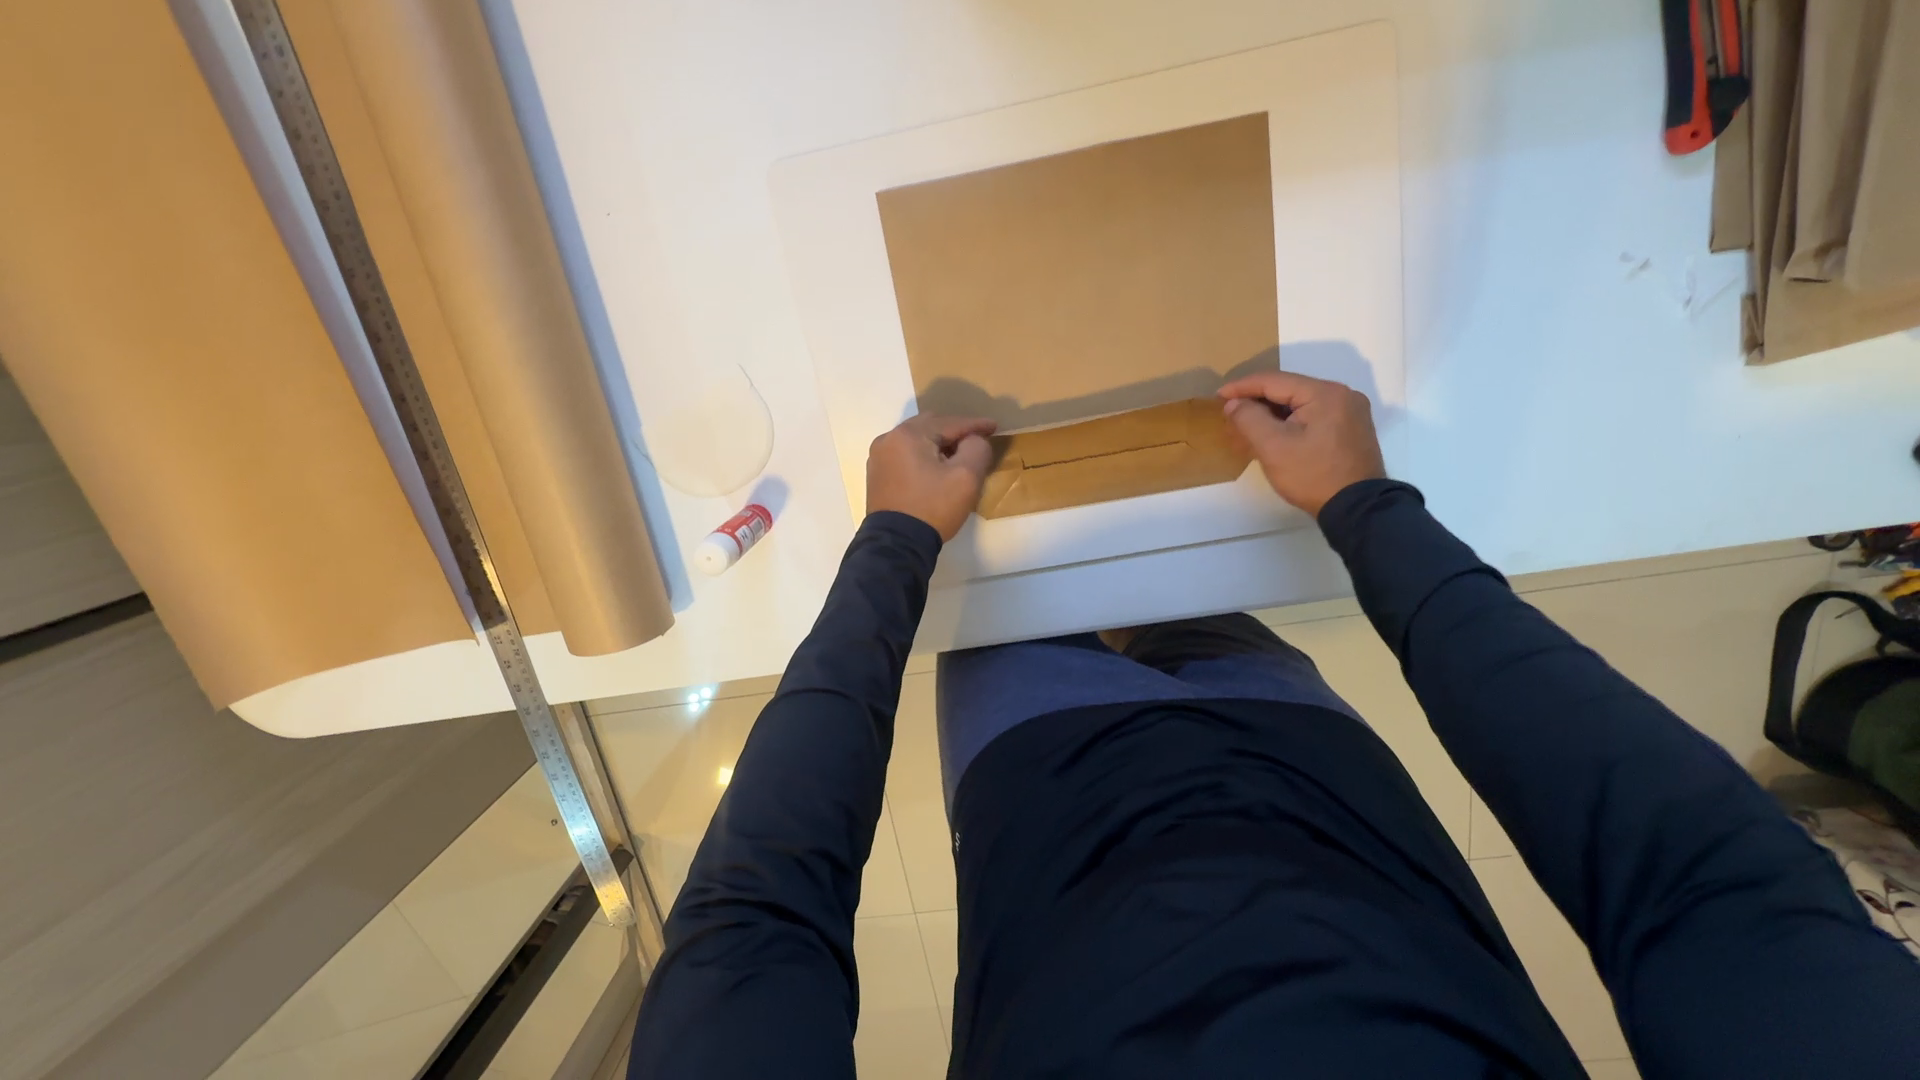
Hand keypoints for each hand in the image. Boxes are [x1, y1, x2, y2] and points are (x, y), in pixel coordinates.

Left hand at [866, 414, 997, 540]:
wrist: (897, 545)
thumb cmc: (933, 507)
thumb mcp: (966, 477)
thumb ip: (976, 449)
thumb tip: (973, 440)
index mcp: (908, 435)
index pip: (949, 423)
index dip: (975, 424)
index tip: (994, 427)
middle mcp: (888, 440)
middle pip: (929, 426)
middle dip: (954, 432)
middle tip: (976, 440)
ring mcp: (879, 458)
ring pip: (916, 441)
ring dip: (938, 444)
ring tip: (958, 455)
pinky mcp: (877, 476)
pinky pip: (905, 457)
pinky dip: (923, 457)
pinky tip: (936, 469)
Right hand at [1218, 372, 1385, 516]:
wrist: (1357, 508)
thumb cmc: (1312, 475)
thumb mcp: (1273, 447)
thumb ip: (1249, 418)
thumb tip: (1234, 403)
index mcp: (1325, 393)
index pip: (1274, 381)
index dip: (1242, 387)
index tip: (1218, 396)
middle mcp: (1342, 394)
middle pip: (1289, 390)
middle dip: (1257, 401)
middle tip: (1229, 414)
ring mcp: (1350, 412)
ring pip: (1300, 404)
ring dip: (1272, 413)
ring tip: (1246, 426)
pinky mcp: (1351, 429)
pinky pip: (1313, 416)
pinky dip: (1290, 422)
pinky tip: (1273, 434)